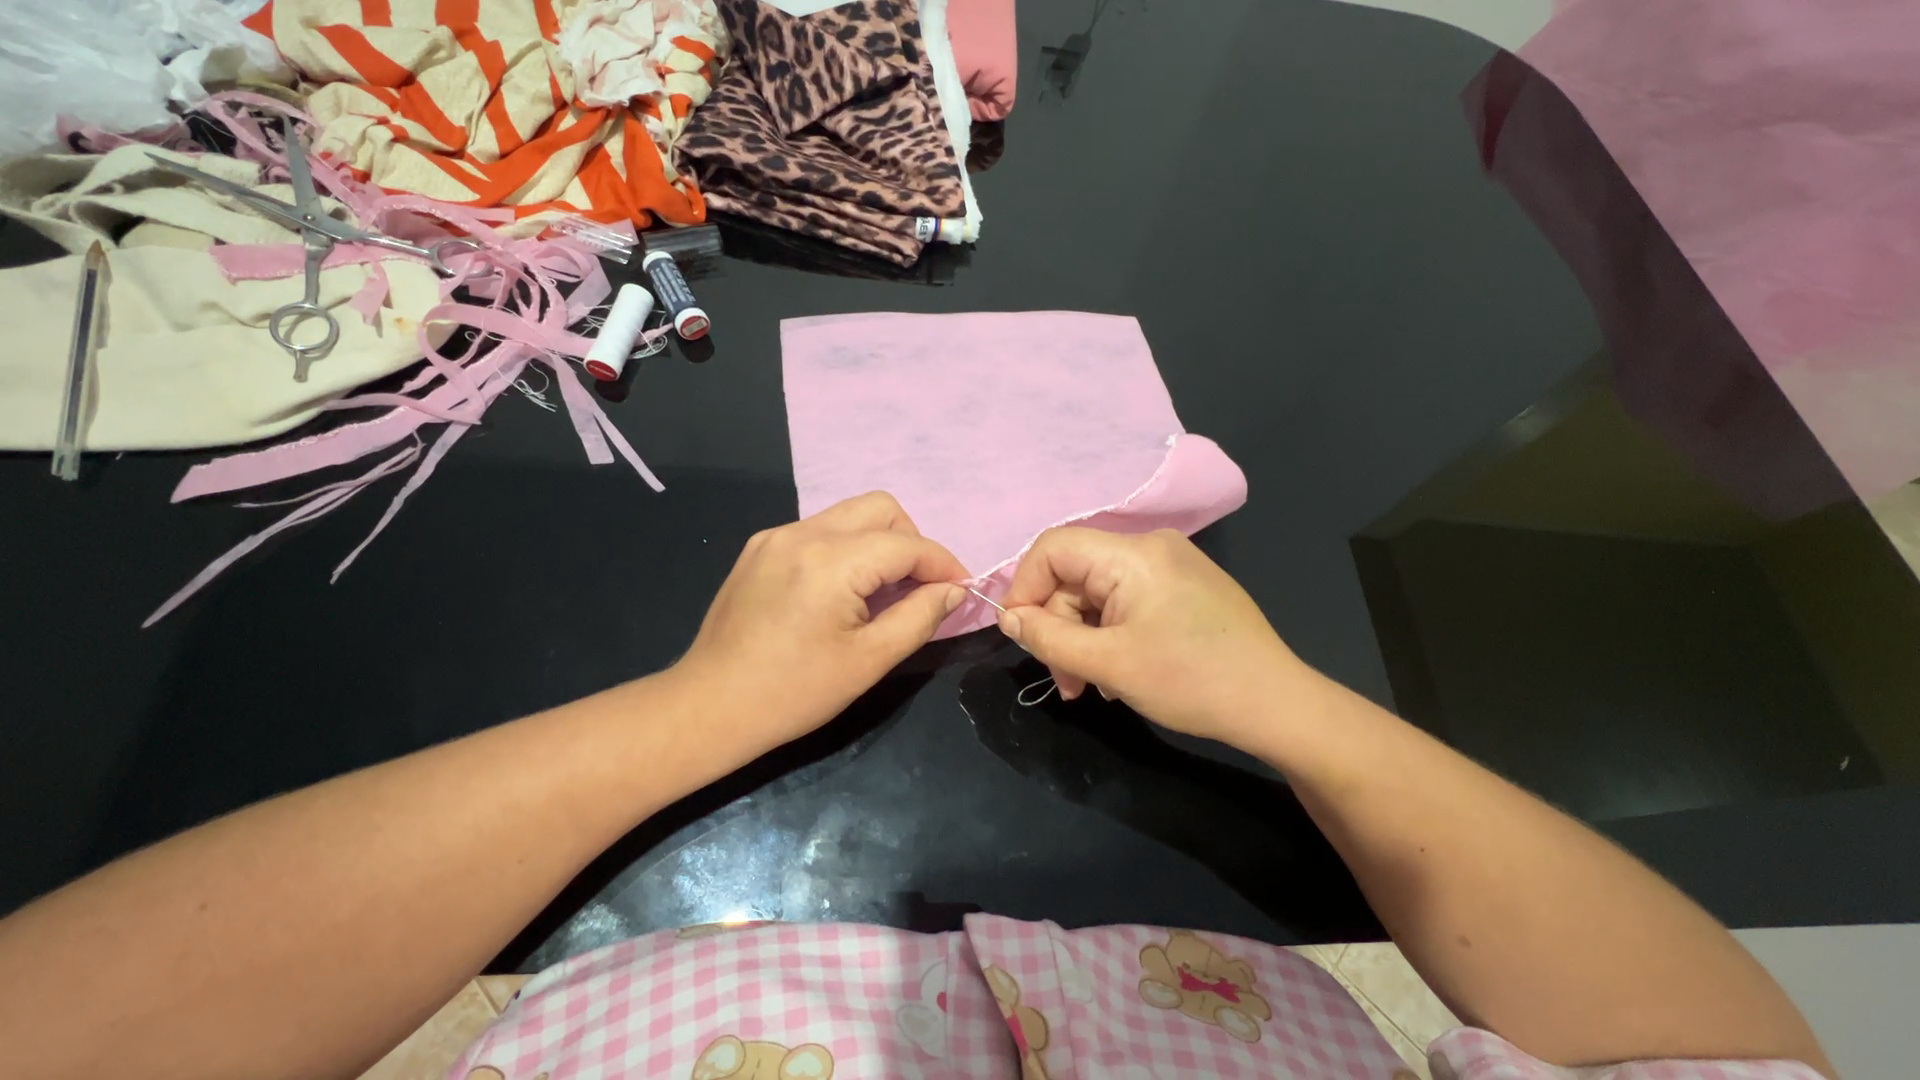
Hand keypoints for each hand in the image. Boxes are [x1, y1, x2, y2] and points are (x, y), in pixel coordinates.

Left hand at [672, 492, 967, 752]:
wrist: (711, 706)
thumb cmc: (794, 692)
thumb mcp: (869, 661)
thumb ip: (920, 616)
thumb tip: (953, 590)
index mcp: (831, 561)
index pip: (906, 545)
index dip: (943, 565)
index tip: (962, 589)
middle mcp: (802, 533)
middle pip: (880, 508)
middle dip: (912, 542)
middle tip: (919, 588)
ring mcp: (776, 536)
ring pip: (848, 515)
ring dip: (878, 543)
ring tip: (882, 592)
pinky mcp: (759, 548)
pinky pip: (819, 531)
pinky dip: (846, 549)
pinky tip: (841, 592)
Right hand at [998, 528, 1313, 746]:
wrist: (1275, 704)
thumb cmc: (1191, 681)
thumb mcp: (1109, 665)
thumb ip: (1049, 638)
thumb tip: (1009, 618)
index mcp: (1133, 554)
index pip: (1052, 548)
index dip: (1025, 588)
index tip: (1022, 637)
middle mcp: (1151, 546)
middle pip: (1075, 574)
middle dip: (1059, 627)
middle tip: (1066, 682)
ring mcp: (1172, 564)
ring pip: (1099, 591)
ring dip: (1084, 637)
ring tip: (1093, 687)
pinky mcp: (1185, 586)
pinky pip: (1127, 599)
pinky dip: (1111, 633)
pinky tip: (1121, 673)